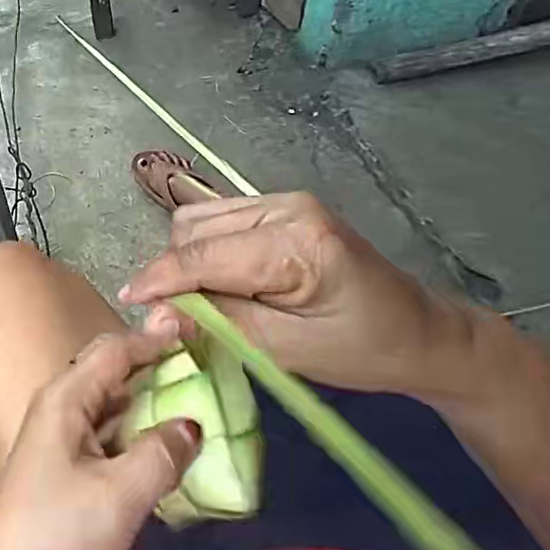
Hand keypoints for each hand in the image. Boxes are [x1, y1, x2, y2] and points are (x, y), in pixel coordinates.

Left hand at [0, 331, 201, 549]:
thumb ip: (161, 455)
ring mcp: (60, 429)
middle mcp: (60, 402)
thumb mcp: (119, 496)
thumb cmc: (57, 530)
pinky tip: (157, 436)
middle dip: (151, 359)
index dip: (154, 337)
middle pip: (110, 366)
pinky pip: (106, 423)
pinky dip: (134, 420)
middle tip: (194, 357)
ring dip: (145, 392)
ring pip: (109, 397)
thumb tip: (192, 425)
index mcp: (66, 396)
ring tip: (186, 390)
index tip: (192, 330)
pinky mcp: (63, 455)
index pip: (115, 349)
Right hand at [121, 193, 480, 401]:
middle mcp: (285, 205)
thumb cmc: (363, 351)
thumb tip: (156, 316)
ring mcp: (283, 199)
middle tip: (173, 318)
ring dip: (186, 258)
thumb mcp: (288, 350)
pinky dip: (204, 248)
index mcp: (297, 242)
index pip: (204, 255)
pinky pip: (218, 218)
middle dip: (173, 271)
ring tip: (197, 300)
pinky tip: (217, 278)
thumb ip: (219, 324)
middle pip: (194, 228)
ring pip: (199, 218)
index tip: (128, 303)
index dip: (160, 278)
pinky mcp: (280, 204)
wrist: (421, 330)